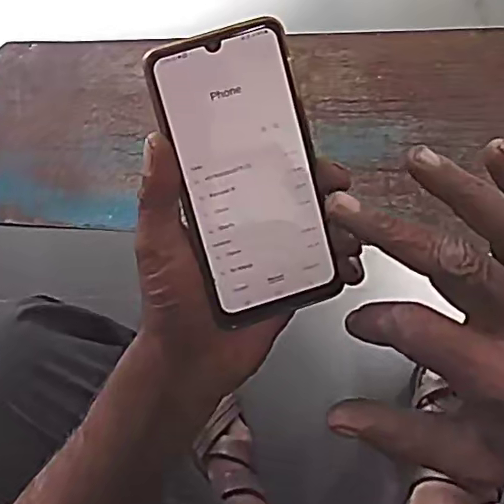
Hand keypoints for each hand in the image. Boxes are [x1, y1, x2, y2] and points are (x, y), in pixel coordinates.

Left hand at [133, 132, 363, 409]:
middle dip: (322, 184)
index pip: (254, 167)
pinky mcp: (292, 283)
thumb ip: (158, 196)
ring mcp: (274, 253)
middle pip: (294, 192)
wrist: (191, 362)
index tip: (300, 142)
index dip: (280, 151)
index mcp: (220, 208)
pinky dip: (342, 261)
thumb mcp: (157, 242)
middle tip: (335, 187)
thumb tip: (157, 144)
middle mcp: (250, 225)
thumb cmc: (168, 303)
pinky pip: (324, 265)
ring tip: (345, 229)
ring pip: (317, 225)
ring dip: (340, 221)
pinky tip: (347, 263)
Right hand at [324, 139, 503, 500]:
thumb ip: (405, 439)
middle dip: (395, 233)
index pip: (424, 333)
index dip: (378, 321)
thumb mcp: (481, 462)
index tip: (357, 320)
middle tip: (348, 207)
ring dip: (461, 191)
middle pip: (460, 267)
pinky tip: (496, 151)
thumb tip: (341, 419)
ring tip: (417, 160)